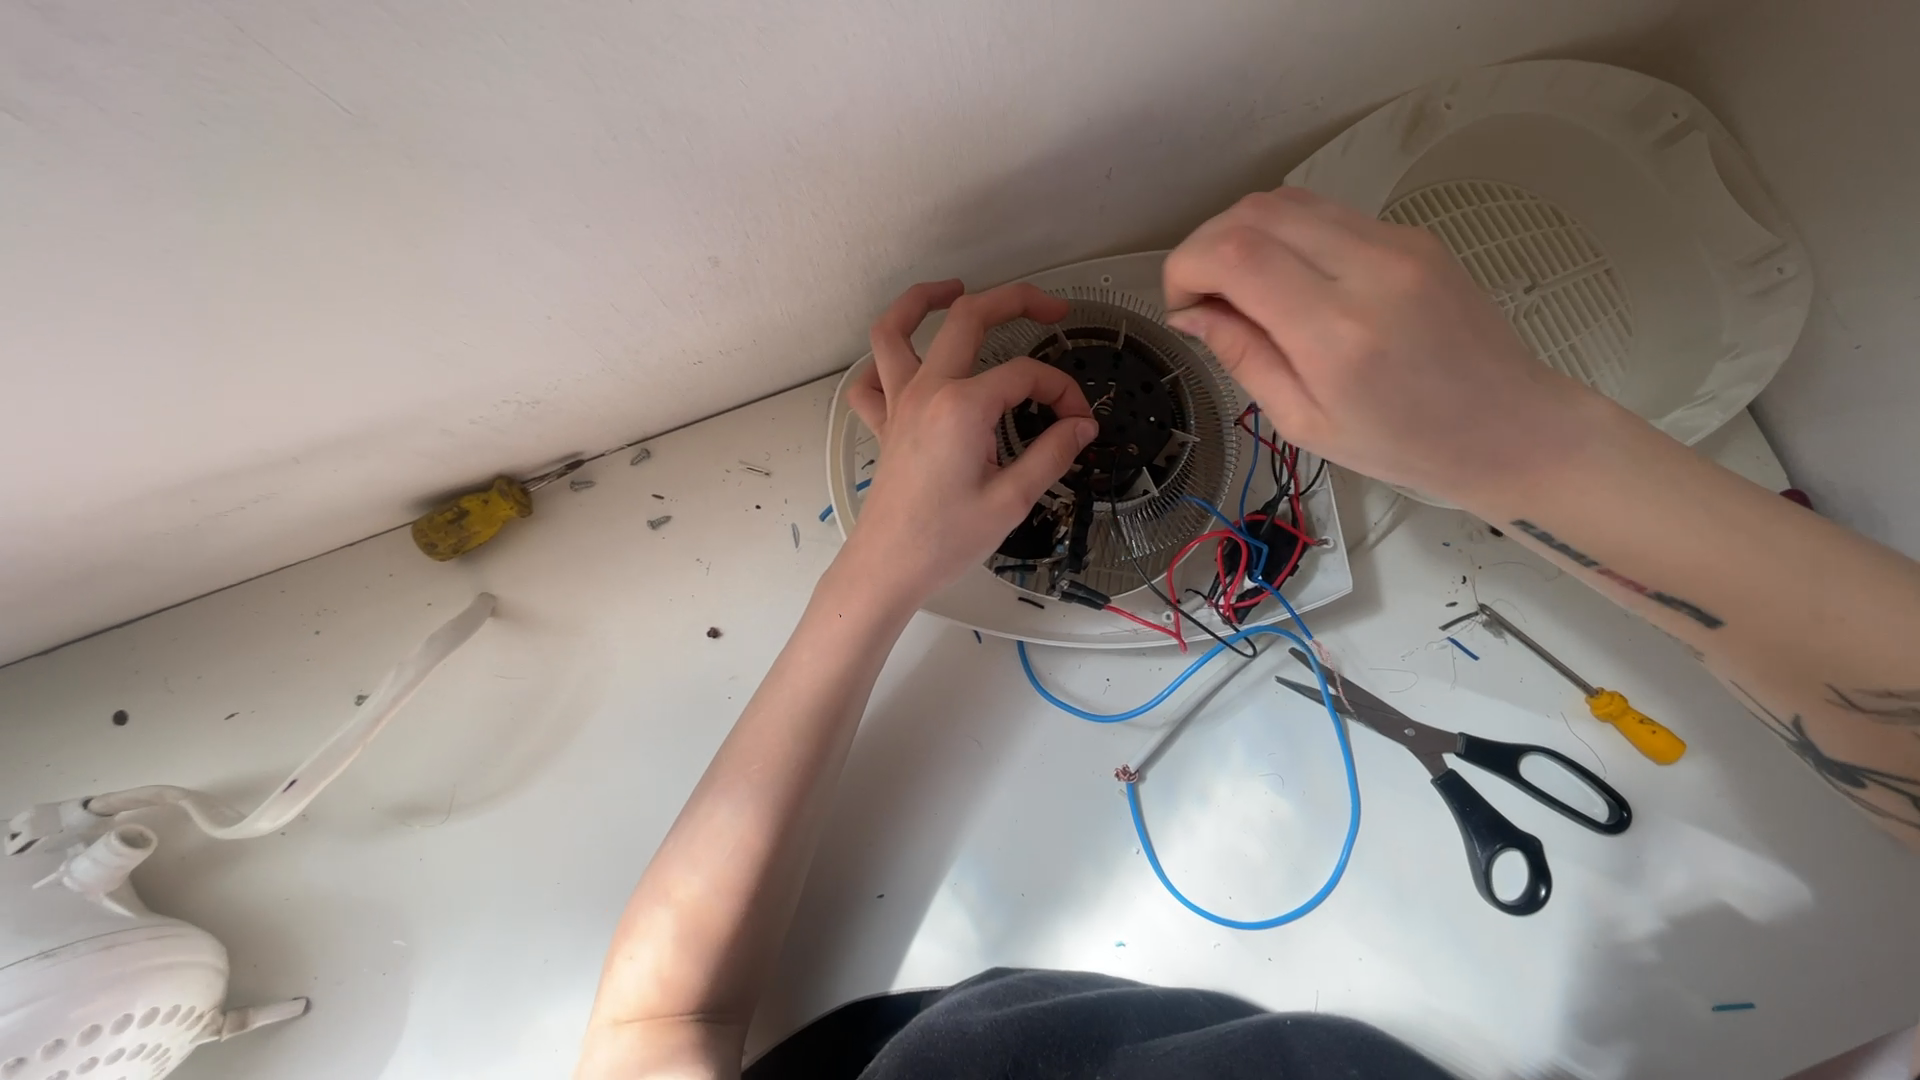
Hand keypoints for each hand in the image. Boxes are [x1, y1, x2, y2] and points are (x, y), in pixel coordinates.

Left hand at [844, 280, 1096, 606]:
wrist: (887, 569)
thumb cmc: (944, 541)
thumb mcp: (1011, 501)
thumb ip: (1051, 455)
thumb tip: (1081, 426)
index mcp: (962, 407)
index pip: (1026, 375)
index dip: (1061, 390)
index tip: (1079, 421)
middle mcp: (926, 392)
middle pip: (967, 318)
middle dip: (1013, 299)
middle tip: (1050, 307)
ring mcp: (898, 405)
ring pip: (895, 331)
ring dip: (922, 302)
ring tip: (954, 289)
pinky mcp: (883, 426)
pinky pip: (870, 381)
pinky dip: (883, 363)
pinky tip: (907, 364)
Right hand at [1162, 187, 1605, 510]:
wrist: (1509, 426)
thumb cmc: (1401, 444)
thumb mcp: (1303, 422)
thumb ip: (1243, 357)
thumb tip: (1190, 313)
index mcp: (1336, 333)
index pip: (1235, 254)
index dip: (1186, 267)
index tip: (1180, 306)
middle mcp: (1369, 268)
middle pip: (1254, 211)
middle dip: (1204, 246)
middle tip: (1199, 298)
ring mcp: (1397, 242)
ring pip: (1286, 200)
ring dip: (1240, 234)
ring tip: (1235, 288)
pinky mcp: (1411, 235)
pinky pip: (1324, 212)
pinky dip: (1281, 234)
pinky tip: (1281, 280)